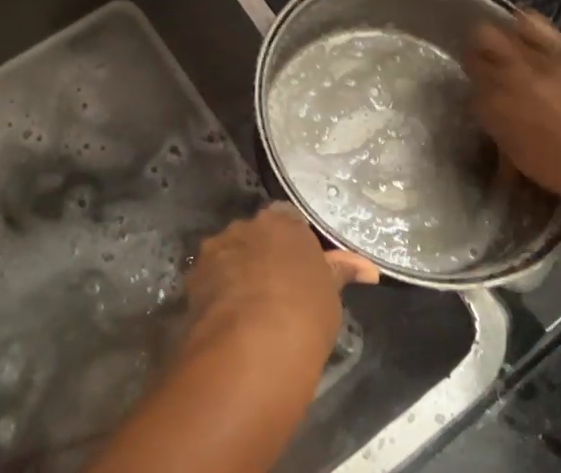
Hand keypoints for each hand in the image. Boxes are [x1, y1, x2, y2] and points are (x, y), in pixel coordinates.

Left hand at [183, 203, 378, 360]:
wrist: (253, 343)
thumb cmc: (304, 310)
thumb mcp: (330, 291)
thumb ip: (340, 271)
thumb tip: (367, 268)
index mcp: (280, 222)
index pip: (286, 218)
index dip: (291, 241)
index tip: (298, 263)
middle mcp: (243, 227)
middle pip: (253, 235)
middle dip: (260, 253)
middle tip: (275, 285)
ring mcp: (214, 251)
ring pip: (226, 255)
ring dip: (235, 272)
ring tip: (249, 307)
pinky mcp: (193, 278)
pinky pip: (209, 280)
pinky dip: (217, 294)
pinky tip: (228, 319)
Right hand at [462, 10, 560, 201]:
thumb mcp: (524, 161)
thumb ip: (503, 134)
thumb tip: (498, 122)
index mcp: (491, 109)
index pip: (471, 92)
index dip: (479, 95)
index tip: (488, 100)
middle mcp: (502, 78)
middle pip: (472, 53)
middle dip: (477, 59)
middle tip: (490, 67)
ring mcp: (530, 58)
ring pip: (491, 31)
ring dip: (496, 40)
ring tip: (508, 47)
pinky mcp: (560, 46)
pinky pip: (531, 22)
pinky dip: (524, 25)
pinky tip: (531, 34)